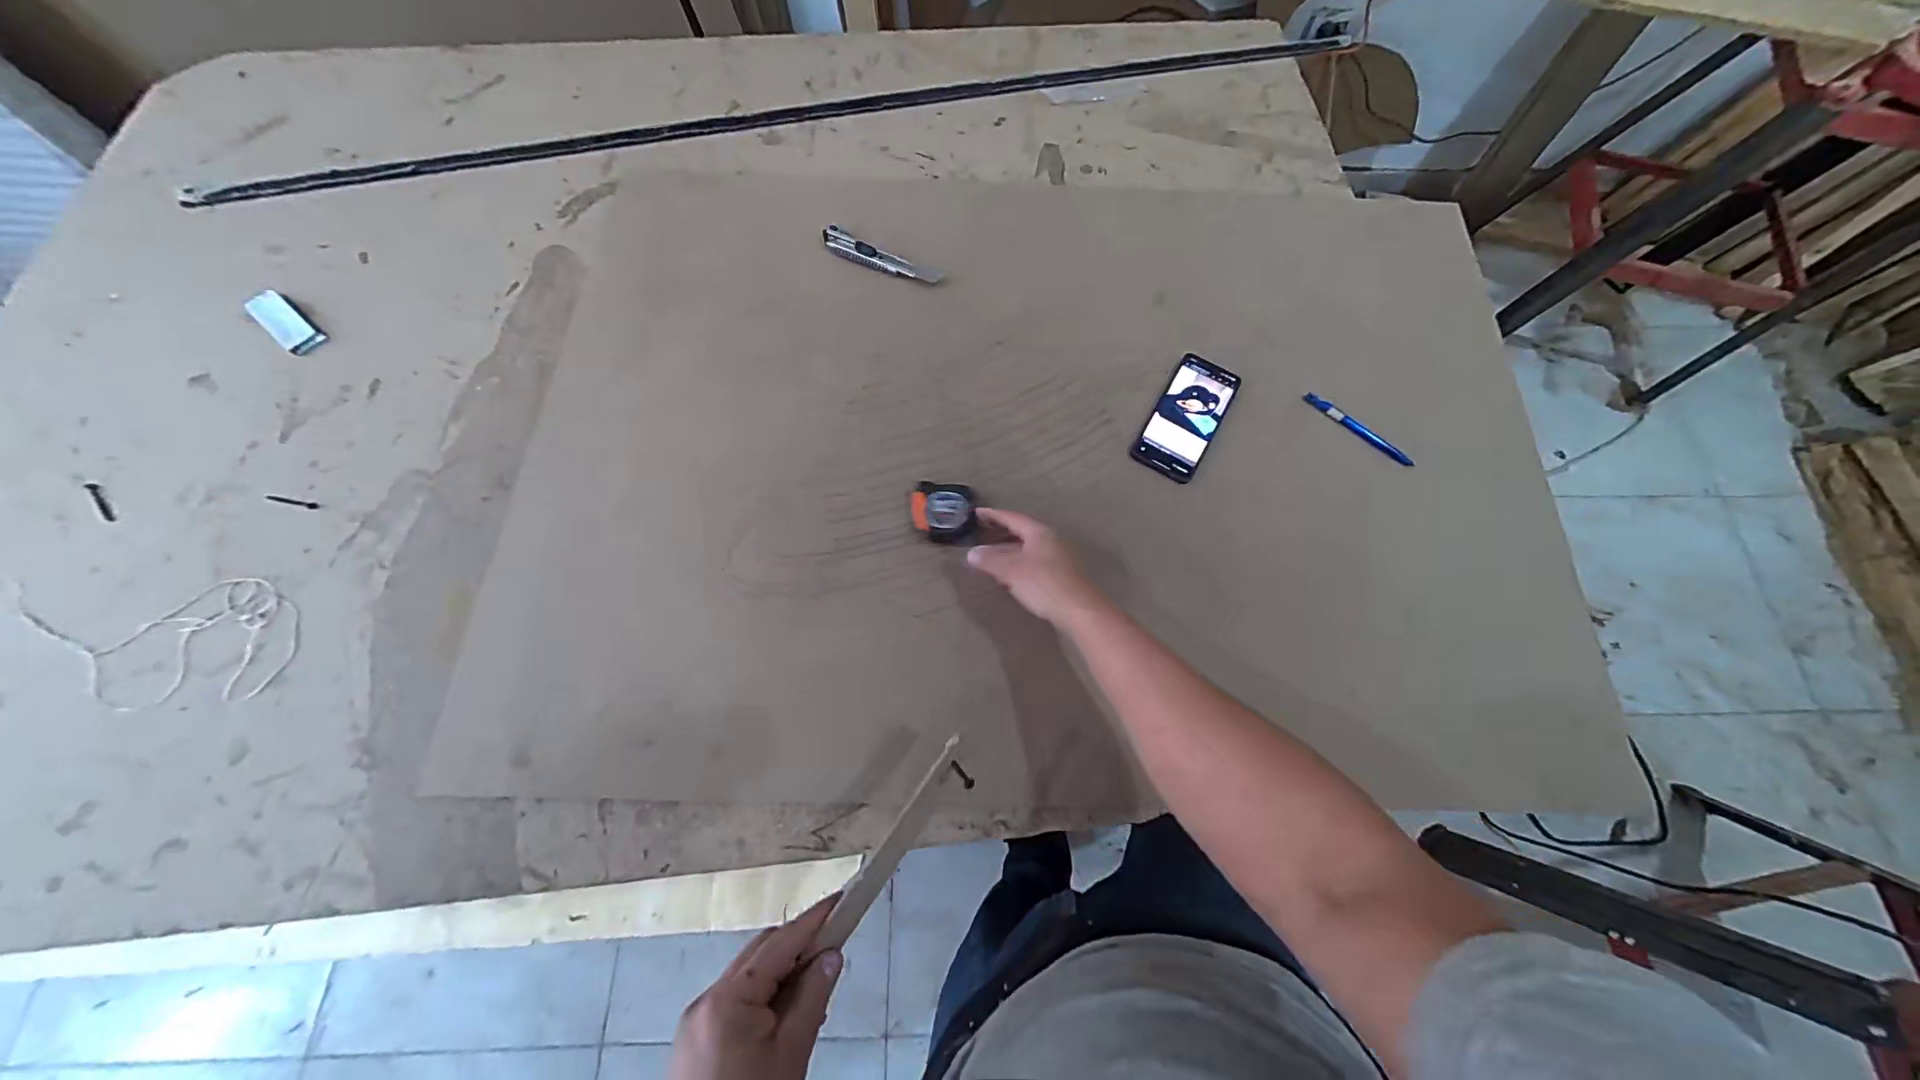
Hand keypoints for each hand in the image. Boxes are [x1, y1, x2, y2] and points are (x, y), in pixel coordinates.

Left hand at [670, 895, 843, 1079]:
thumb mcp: (792, 1053)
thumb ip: (813, 996)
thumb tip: (831, 954)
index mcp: (728, 998)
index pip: (780, 942)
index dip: (813, 920)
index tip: (840, 902)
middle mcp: (706, 999)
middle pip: (760, 952)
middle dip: (797, 946)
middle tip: (833, 951)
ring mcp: (695, 1018)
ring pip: (747, 975)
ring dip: (781, 972)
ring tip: (813, 990)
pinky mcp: (693, 1038)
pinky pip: (734, 998)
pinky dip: (762, 995)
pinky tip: (784, 1013)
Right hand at [965, 508, 1105, 625]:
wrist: (1079, 611)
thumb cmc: (1044, 585)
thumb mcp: (1012, 571)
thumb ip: (990, 560)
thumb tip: (972, 553)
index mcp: (1039, 533)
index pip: (1013, 518)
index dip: (993, 515)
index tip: (976, 513)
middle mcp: (1050, 541)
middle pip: (1021, 532)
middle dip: (1000, 532)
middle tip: (980, 532)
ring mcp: (1057, 558)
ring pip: (1027, 548)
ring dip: (1008, 550)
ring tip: (989, 555)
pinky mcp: (1060, 575)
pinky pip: (1033, 562)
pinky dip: (1017, 564)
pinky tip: (1008, 575)